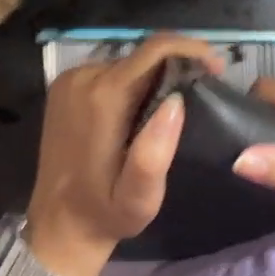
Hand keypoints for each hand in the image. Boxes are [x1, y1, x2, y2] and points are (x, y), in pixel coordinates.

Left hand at [26, 35, 222, 275]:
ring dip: (154, 77)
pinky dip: (132, 83)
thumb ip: (155, 152)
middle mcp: (83, 78)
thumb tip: (177, 101)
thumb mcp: (139, 198)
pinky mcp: (64, 88)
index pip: (154, 49)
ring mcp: (70, 80)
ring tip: (175, 105)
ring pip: (126, 62)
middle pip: (141, 55)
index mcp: (103, 97)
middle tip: (203, 91)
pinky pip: (109, 72)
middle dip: (176, 66)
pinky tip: (141, 111)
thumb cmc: (105, 213)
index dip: (191, 48)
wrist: (57, 227)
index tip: (217, 66)